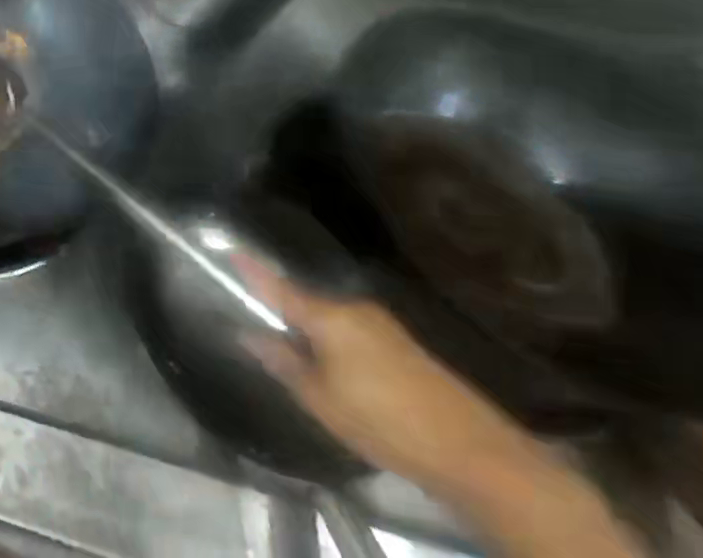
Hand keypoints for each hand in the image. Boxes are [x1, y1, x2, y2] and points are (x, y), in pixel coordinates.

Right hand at [236, 258, 543, 490]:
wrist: (473, 452)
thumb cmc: (382, 421)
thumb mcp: (319, 398)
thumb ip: (281, 361)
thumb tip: (248, 333)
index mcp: (329, 317)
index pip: (279, 287)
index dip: (253, 270)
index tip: (229, 250)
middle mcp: (355, 309)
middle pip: (306, 302)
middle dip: (283, 313)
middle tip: (262, 334)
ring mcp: (383, 325)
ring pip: (331, 320)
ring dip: (311, 332)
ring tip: (299, 361)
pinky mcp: (402, 345)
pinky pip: (352, 332)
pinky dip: (335, 343)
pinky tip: (337, 373)